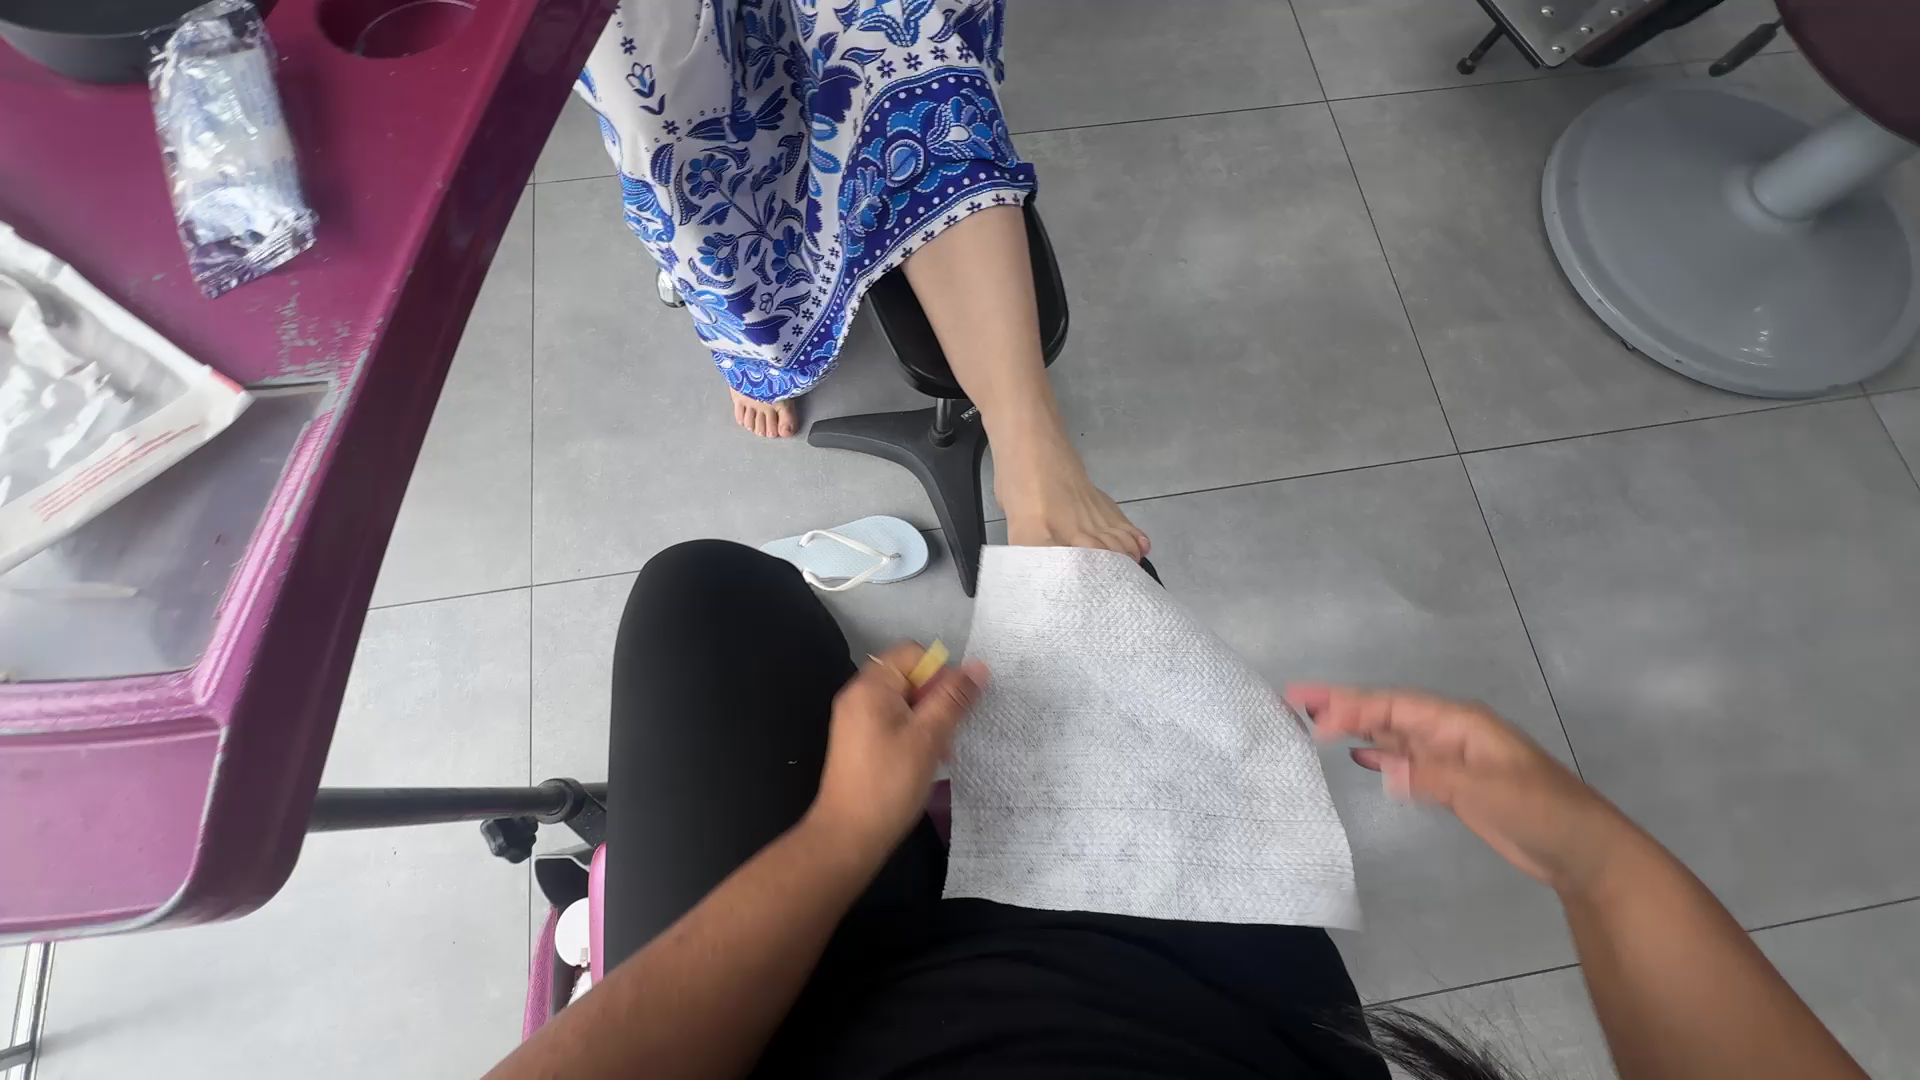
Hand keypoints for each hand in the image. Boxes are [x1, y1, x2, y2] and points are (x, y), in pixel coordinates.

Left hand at [808, 642, 986, 861]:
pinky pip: (892, 720)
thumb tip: (978, 666)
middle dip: (935, 699)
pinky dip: (912, 732)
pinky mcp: (858, 741)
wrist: (847, 837)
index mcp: (870, 686)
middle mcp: (858, 695)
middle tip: (948, 733)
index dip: (938, 673)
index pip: (912, 653)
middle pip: (908, 676)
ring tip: (939, 752)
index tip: (951, 706)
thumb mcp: (928, 738)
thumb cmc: (888, 784)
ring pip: (903, 701)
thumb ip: (953, 699)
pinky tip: (924, 761)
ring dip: (927, 719)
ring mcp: (855, 719)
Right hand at [1288, 683, 1632, 891]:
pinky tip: (1356, 755)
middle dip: (1341, 705)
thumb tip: (1377, 765)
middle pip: (1385, 711)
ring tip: (1313, 721)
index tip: (1313, 718)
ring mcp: (1449, 756)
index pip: (1392, 705)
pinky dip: (1377, 752)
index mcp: (1458, 722)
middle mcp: (1448, 731)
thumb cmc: (1544, 812)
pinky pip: (1402, 758)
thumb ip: (1432, 775)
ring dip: (1353, 725)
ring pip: (1390, 732)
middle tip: (1294, 699)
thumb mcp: (1490, 790)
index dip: (1351, 707)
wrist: (1586, 854)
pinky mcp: (1450, 782)